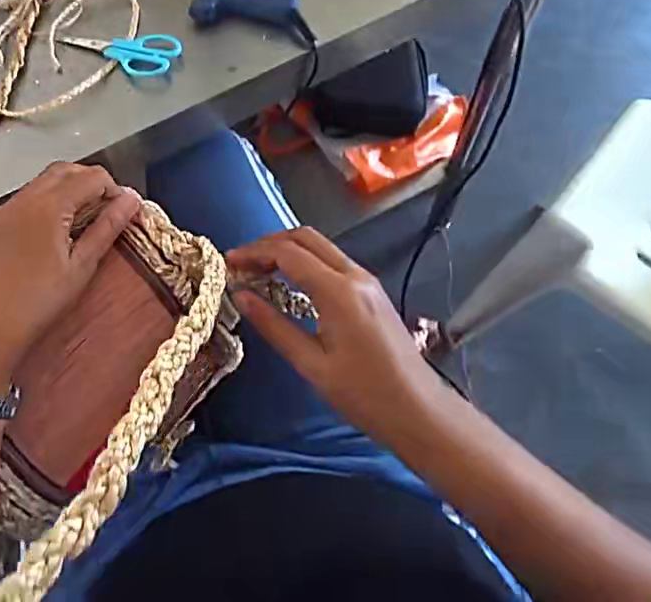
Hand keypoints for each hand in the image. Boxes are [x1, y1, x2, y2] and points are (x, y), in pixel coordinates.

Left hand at [0, 163, 141, 393]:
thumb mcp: (81, 266)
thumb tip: (132, 201)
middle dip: (90, 181)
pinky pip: (22, 201)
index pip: (91, 176)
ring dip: (66, 190)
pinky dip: (43, 204)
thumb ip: (107, 227)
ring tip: (81, 222)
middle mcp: (23, 198)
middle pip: (65, 170)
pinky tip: (49, 234)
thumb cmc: (38, 303)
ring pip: (41, 182)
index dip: (114, 188)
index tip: (124, 211)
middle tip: (106, 210)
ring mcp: (2, 211)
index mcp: (49, 204)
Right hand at [227, 228, 452, 444]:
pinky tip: (287, 284)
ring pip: (318, 246)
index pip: (288, 253)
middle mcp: (354, 275)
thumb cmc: (366, 396)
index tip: (229, 262)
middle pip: (304, 237)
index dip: (254, 252)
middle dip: (268, 244)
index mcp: (339, 291)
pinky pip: (330, 261)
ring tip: (258, 272)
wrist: (421, 413)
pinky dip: (303, 262)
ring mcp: (366, 280)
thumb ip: (274, 326)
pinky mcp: (370, 291)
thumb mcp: (312, 365)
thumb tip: (241, 296)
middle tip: (242, 264)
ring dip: (286, 250)